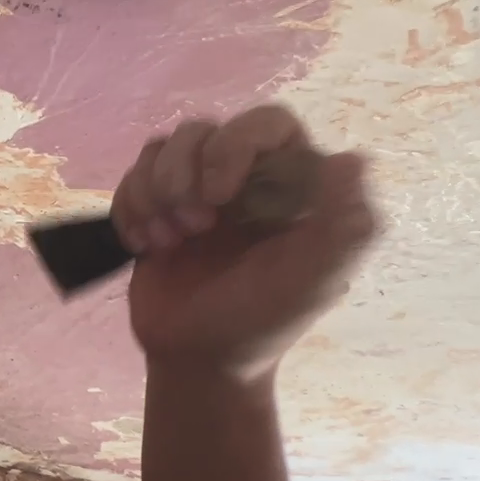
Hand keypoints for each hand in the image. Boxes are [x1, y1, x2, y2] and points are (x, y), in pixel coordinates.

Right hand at [111, 105, 377, 379]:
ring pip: (160, 149)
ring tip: (166, 240)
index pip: (265, 123)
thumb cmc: (260, 321)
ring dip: (152, 194)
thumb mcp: (314, 282)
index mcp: (290, 184)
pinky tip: (144, 245)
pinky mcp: (153, 207)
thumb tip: (351, 159)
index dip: (233, 147)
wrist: (195, 357)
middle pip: (200, 131)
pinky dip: (128, 209)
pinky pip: (130, 178)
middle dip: (181, 176)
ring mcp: (194, 190)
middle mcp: (242, 178)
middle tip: (192, 228)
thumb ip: (345, 226)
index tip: (220, 198)